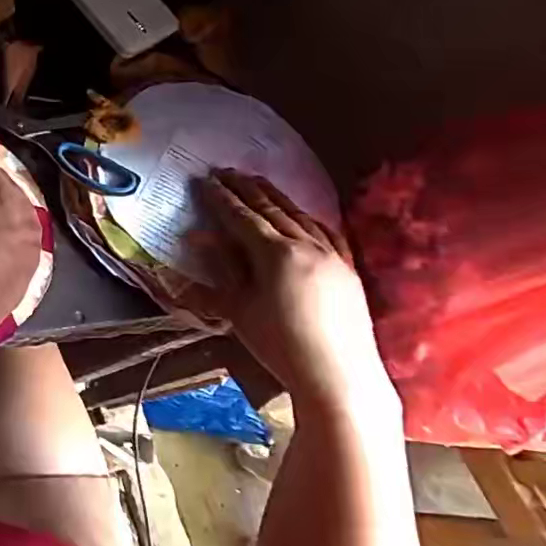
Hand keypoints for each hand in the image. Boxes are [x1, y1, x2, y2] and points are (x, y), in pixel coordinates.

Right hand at [197, 169, 381, 399]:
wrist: (338, 374)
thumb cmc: (279, 345)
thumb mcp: (238, 309)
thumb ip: (221, 269)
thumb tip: (198, 237)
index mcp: (274, 253)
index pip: (241, 216)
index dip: (220, 198)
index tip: (204, 180)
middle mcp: (305, 244)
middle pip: (271, 208)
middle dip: (246, 187)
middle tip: (227, 171)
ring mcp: (331, 254)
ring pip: (299, 215)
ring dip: (275, 196)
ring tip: (258, 183)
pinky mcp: (347, 268)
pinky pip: (327, 231)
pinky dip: (308, 217)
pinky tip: (302, 214)